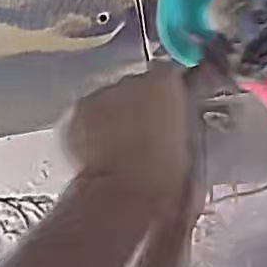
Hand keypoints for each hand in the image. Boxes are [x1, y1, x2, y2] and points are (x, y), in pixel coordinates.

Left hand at [57, 63, 187, 202]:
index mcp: (166, 84)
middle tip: (144, 134)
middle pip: (136, 84)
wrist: (124, 193)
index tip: (168, 107)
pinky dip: (91, 128)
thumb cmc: (163, 174)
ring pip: (109, 99)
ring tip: (119, 146)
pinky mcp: (77, 113)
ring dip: (114, 115)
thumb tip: (178, 124)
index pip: (169, 73)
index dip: (167, 91)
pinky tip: (99, 150)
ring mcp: (101, 95)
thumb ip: (181, 122)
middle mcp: (131, 80)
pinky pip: (87, 114)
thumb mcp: (188, 146)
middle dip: (138, 104)